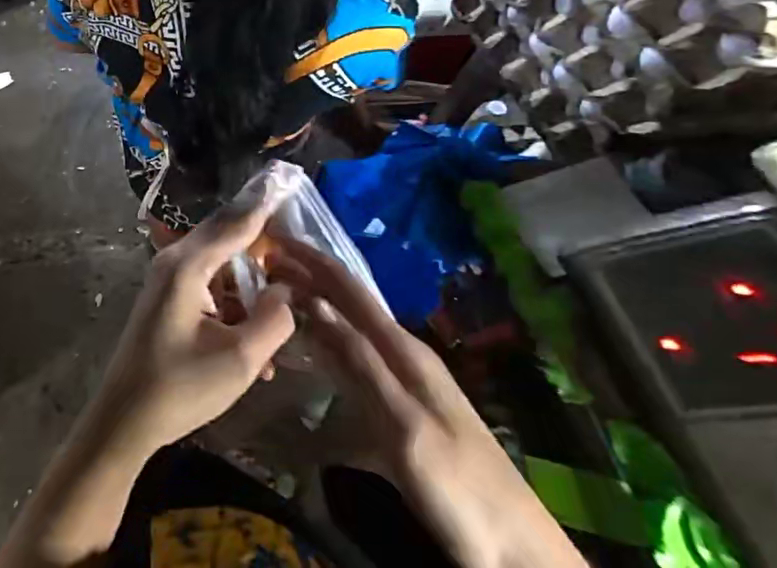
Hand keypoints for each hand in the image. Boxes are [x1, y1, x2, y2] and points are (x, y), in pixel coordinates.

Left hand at [89, 195, 296, 456]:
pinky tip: (257, 334)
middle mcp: (175, 262)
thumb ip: (273, 319)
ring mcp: (169, 280)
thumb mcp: (240, 360)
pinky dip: (236, 302)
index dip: (264, 205)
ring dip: (252, 282)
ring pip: (222, 264)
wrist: (124, 421)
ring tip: (286, 293)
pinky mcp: (169, 299)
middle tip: (299, 236)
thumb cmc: (180, 388)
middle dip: (263, 239)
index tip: (287, 181)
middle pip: (227, 236)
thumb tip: (287, 291)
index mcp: (187, 266)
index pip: (235, 223)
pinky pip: (211, 286)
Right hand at [271, 239, 583, 567]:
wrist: (513, 546)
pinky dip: (327, 345)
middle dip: (308, 276)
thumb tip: (317, 302)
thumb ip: (362, 362)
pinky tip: (312, 351)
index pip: (349, 288)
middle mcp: (402, 354)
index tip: (274, 239)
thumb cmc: (458, 485)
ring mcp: (403, 381)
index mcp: (403, 350)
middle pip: (348, 303)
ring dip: (315, 306)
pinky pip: (354, 361)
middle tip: (263, 263)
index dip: (312, 260)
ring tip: (277, 295)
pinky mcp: (400, 408)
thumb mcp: (404, 425)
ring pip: (350, 329)